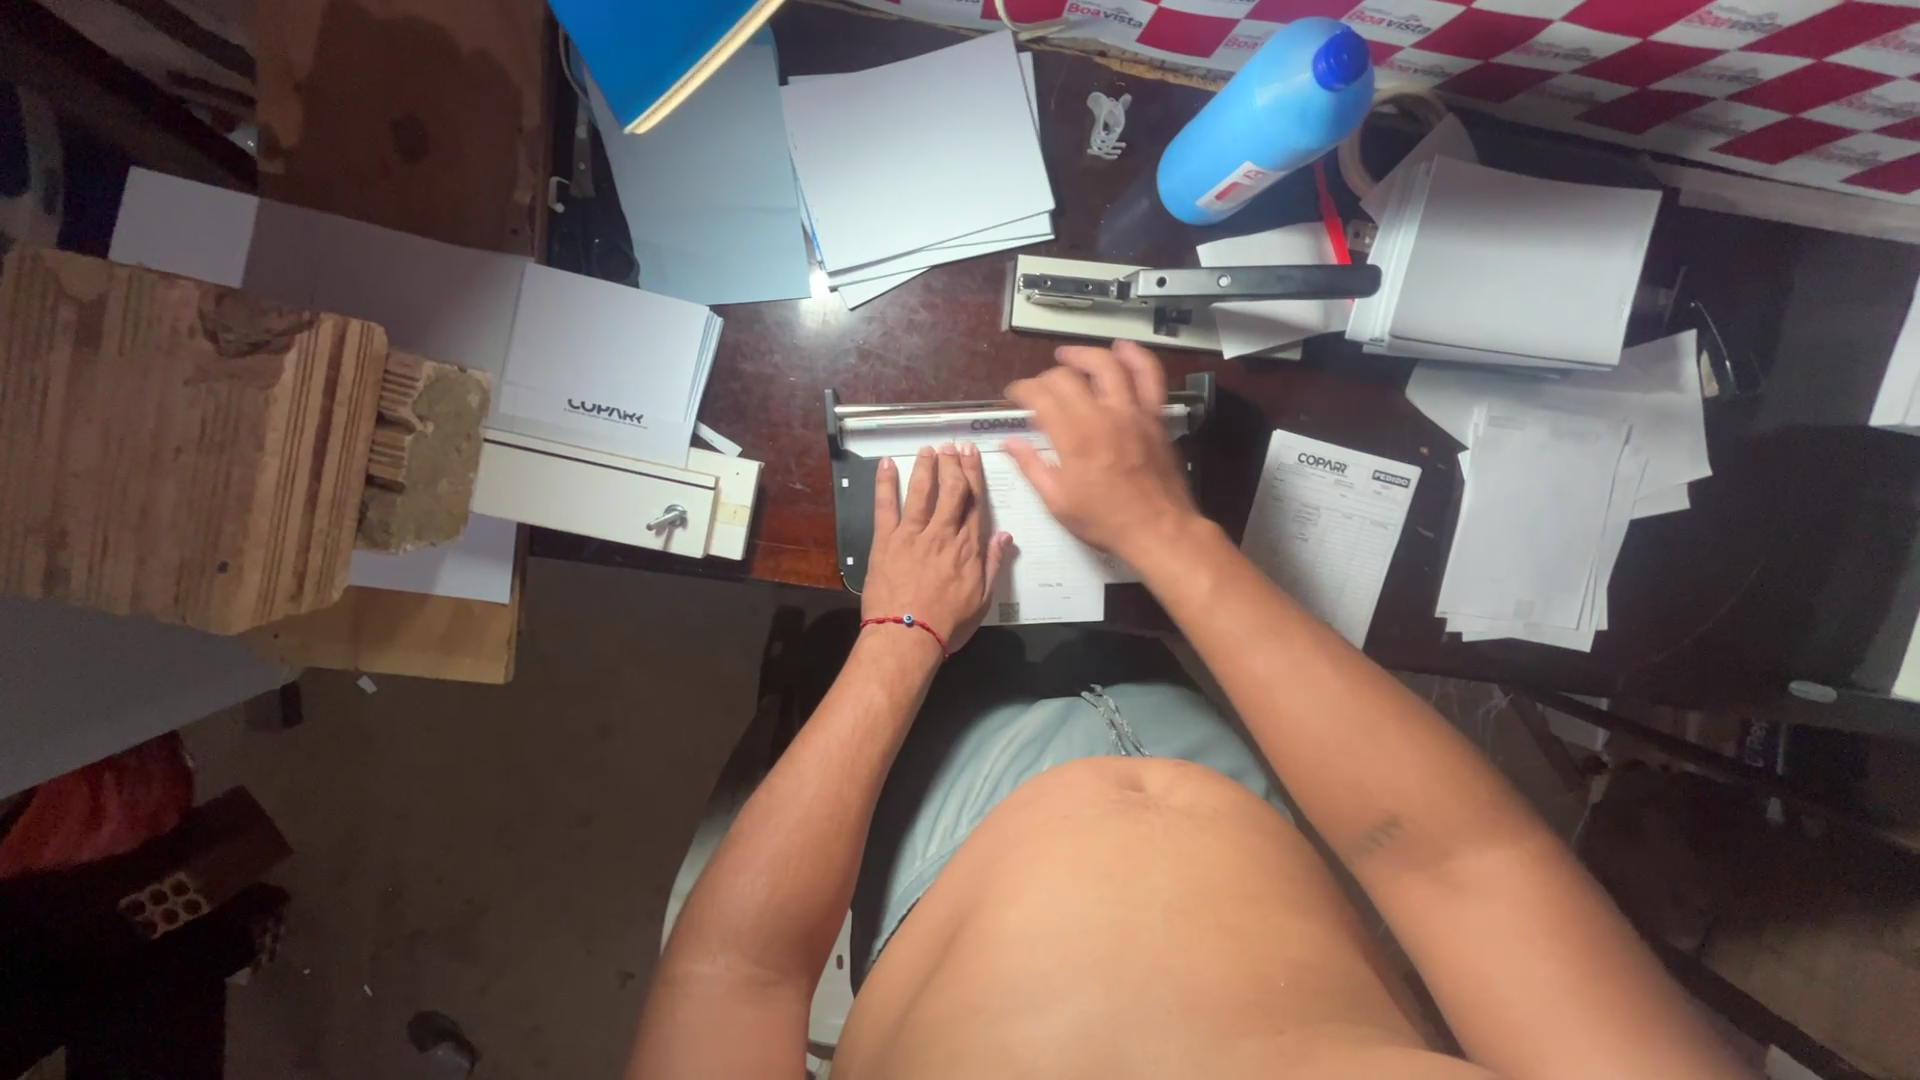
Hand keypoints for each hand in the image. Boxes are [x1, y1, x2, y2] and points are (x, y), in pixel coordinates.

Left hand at [863, 443, 1011, 654]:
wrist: (908, 635)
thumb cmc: (948, 624)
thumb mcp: (983, 599)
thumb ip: (993, 564)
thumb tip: (1006, 535)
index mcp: (968, 547)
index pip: (975, 502)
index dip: (973, 474)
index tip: (971, 454)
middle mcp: (943, 533)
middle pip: (952, 490)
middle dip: (953, 463)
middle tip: (952, 445)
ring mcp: (912, 534)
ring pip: (922, 491)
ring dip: (926, 467)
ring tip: (928, 449)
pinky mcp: (886, 540)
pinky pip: (885, 506)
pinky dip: (885, 483)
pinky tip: (886, 464)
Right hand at [1003, 341, 1202, 563]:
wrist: (1158, 530)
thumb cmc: (1104, 521)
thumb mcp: (1057, 501)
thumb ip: (1032, 467)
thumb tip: (1010, 443)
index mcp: (1073, 438)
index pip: (1040, 396)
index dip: (1022, 390)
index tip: (1014, 395)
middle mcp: (1101, 416)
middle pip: (1067, 377)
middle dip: (1045, 377)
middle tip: (1038, 388)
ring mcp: (1131, 413)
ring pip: (1107, 366)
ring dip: (1083, 354)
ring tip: (1068, 356)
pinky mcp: (1154, 416)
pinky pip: (1149, 377)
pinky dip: (1136, 357)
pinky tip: (1121, 348)